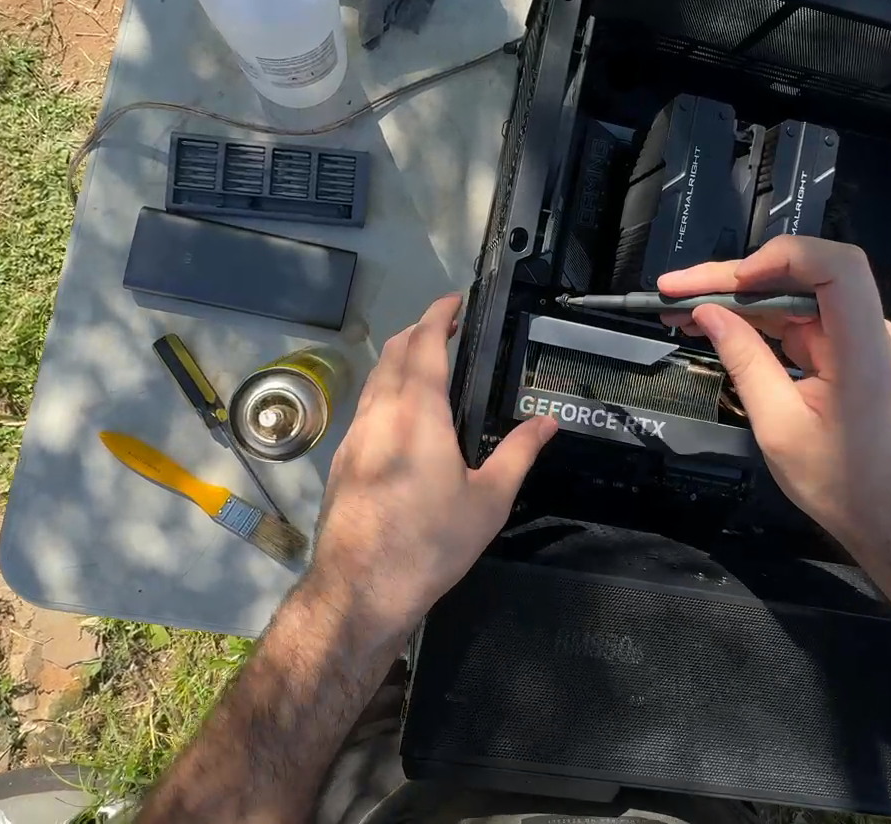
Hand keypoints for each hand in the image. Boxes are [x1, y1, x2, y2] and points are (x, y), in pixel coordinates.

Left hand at [310, 294, 558, 637]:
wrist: (360, 588)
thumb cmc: (431, 541)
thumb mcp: (489, 500)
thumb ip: (518, 453)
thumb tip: (547, 423)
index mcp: (419, 412)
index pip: (426, 344)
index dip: (439, 314)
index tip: (454, 301)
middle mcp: (381, 412)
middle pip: (394, 352)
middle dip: (419, 331)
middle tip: (447, 328)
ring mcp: (355, 435)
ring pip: (375, 378)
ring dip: (399, 358)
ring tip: (426, 363)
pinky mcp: (343, 458)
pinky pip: (365, 405)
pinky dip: (385, 388)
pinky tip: (401, 414)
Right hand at [656, 237, 890, 563]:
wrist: (886, 514)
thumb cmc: (840, 482)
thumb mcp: (778, 427)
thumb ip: (744, 362)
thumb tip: (708, 314)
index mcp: (862, 348)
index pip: (837, 267)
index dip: (782, 258)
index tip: (732, 281)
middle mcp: (865, 330)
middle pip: (801, 275)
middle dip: (734, 278)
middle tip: (675, 290)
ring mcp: (855, 337)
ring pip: (790, 295)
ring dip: (736, 298)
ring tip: (679, 308)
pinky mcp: (842, 349)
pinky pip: (793, 319)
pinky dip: (752, 319)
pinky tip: (712, 322)